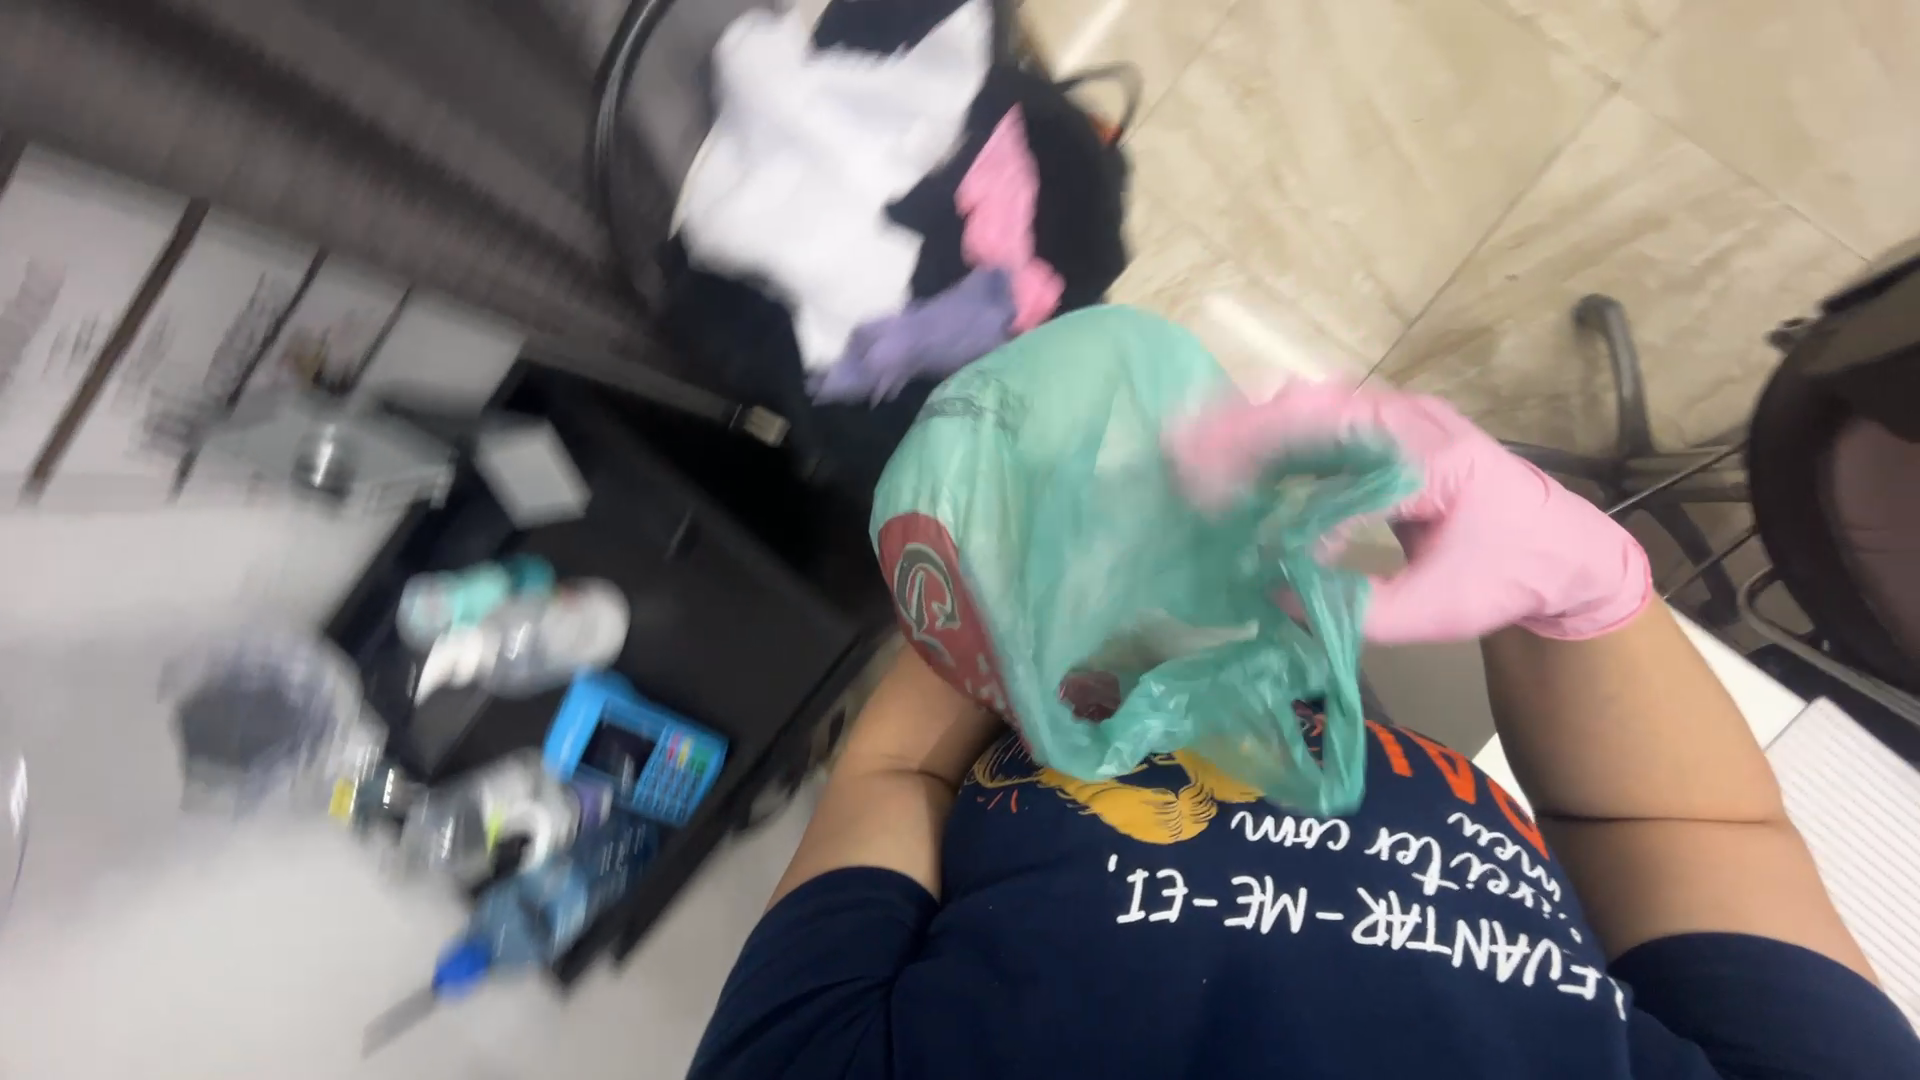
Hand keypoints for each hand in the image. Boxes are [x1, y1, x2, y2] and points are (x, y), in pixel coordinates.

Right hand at [1165, 383, 1651, 643]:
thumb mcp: (1433, 613)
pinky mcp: (1390, 431)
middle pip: (1312, 408)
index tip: (1210, 494)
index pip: (1330, 455)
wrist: (1568, 555)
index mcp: (1432, 460)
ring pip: (1312, 405)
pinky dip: (1274, 434)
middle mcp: (1414, 423)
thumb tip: (1273, 591)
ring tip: (1195, 445)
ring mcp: (1402, 419)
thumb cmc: (1506, 579)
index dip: (1264, 472)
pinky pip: (1322, 420)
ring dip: (1251, 424)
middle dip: (1241, 428)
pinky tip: (1237, 454)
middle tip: (1183, 449)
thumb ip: (1353, 609)